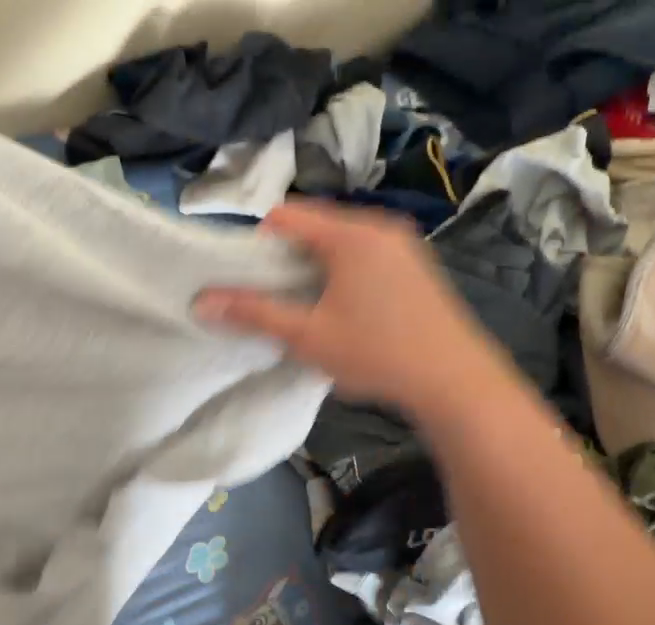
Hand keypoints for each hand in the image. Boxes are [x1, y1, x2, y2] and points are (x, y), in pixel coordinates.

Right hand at [194, 199, 514, 421]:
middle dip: (282, 257)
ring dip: (309, 268)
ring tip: (297, 308)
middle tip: (264, 297)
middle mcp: (379, 227)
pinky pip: (361, 256)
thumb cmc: (374, 352)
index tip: (242, 278)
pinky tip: (335, 311)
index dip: (256, 243)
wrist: (452, 378)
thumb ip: (252, 313)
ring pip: (337, 243)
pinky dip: (337, 274)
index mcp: (351, 235)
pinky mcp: (414, 265)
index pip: (286, 216)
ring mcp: (402, 245)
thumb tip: (201, 301)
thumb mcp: (305, 335)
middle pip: (313, 226)